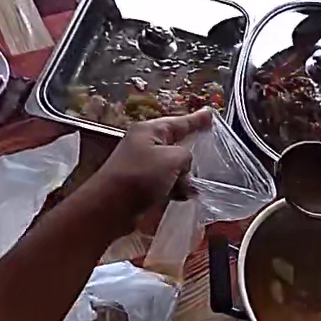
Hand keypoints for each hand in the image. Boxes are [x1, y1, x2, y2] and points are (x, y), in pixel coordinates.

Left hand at [80, 109, 211, 229]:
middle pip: (176, 145)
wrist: (110, 207)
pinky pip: (164, 182)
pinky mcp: (140, 184)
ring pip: (172, 167)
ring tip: (193, 188)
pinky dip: (174, 188)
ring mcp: (141, 165)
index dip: (197, 119)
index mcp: (150, 131)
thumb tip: (184, 167)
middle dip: (191, 155)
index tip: (211, 114)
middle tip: (209, 158)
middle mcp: (144, 144)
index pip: (179, 122)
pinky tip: (181, 197)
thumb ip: (186, 155)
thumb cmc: (140, 176)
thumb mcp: (172, 159)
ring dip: (184, 177)